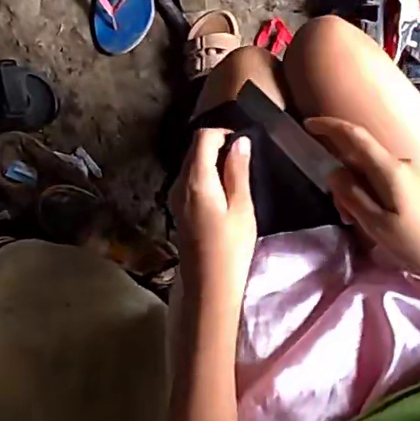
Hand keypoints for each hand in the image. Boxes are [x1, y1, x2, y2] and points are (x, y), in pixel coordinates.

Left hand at [173, 128, 257, 300]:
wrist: (209, 287)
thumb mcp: (242, 207)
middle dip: (217, 145)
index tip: (244, 143)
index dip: (223, 133)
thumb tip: (240, 140)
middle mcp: (179, 184)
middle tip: (244, 157)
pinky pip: (190, 180)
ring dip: (212, 161)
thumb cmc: (231, 247)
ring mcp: (175, 197)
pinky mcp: (178, 209)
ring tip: (238, 174)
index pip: (202, 138)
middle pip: (194, 149)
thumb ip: (238, 171)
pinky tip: (224, 191)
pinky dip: (206, 175)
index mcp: (196, 180)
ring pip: (191, 164)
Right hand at [305, 116, 419, 295]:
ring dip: (355, 192)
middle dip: (341, 179)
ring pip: (369, 174)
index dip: (329, 126)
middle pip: (359, 158)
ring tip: (359, 224)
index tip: (307, 125)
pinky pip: (382, 183)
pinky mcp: (414, 188)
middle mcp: (400, 164)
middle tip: (342, 214)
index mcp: (390, 169)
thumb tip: (333, 173)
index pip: (355, 136)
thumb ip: (352, 196)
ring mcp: (410, 175)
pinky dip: (369, 197)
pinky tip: (372, 222)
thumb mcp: (378, 225)